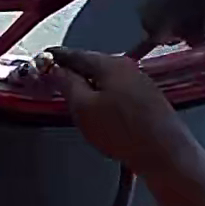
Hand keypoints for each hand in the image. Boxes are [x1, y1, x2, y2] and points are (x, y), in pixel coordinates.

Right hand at [35, 48, 195, 175]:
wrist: (162, 151)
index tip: (41, 59)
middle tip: (52, 77)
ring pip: (104, 77)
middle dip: (70, 69)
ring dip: (85, 82)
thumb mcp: (84, 108)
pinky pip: (115, 88)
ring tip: (70, 92)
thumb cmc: (121, 131)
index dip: (55, 57)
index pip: (75, 54)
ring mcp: (139, 81)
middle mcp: (126, 67)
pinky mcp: (145, 98)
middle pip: (91, 63)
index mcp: (109, 64)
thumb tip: (54, 69)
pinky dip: (100, 92)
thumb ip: (67, 84)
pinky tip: (95, 106)